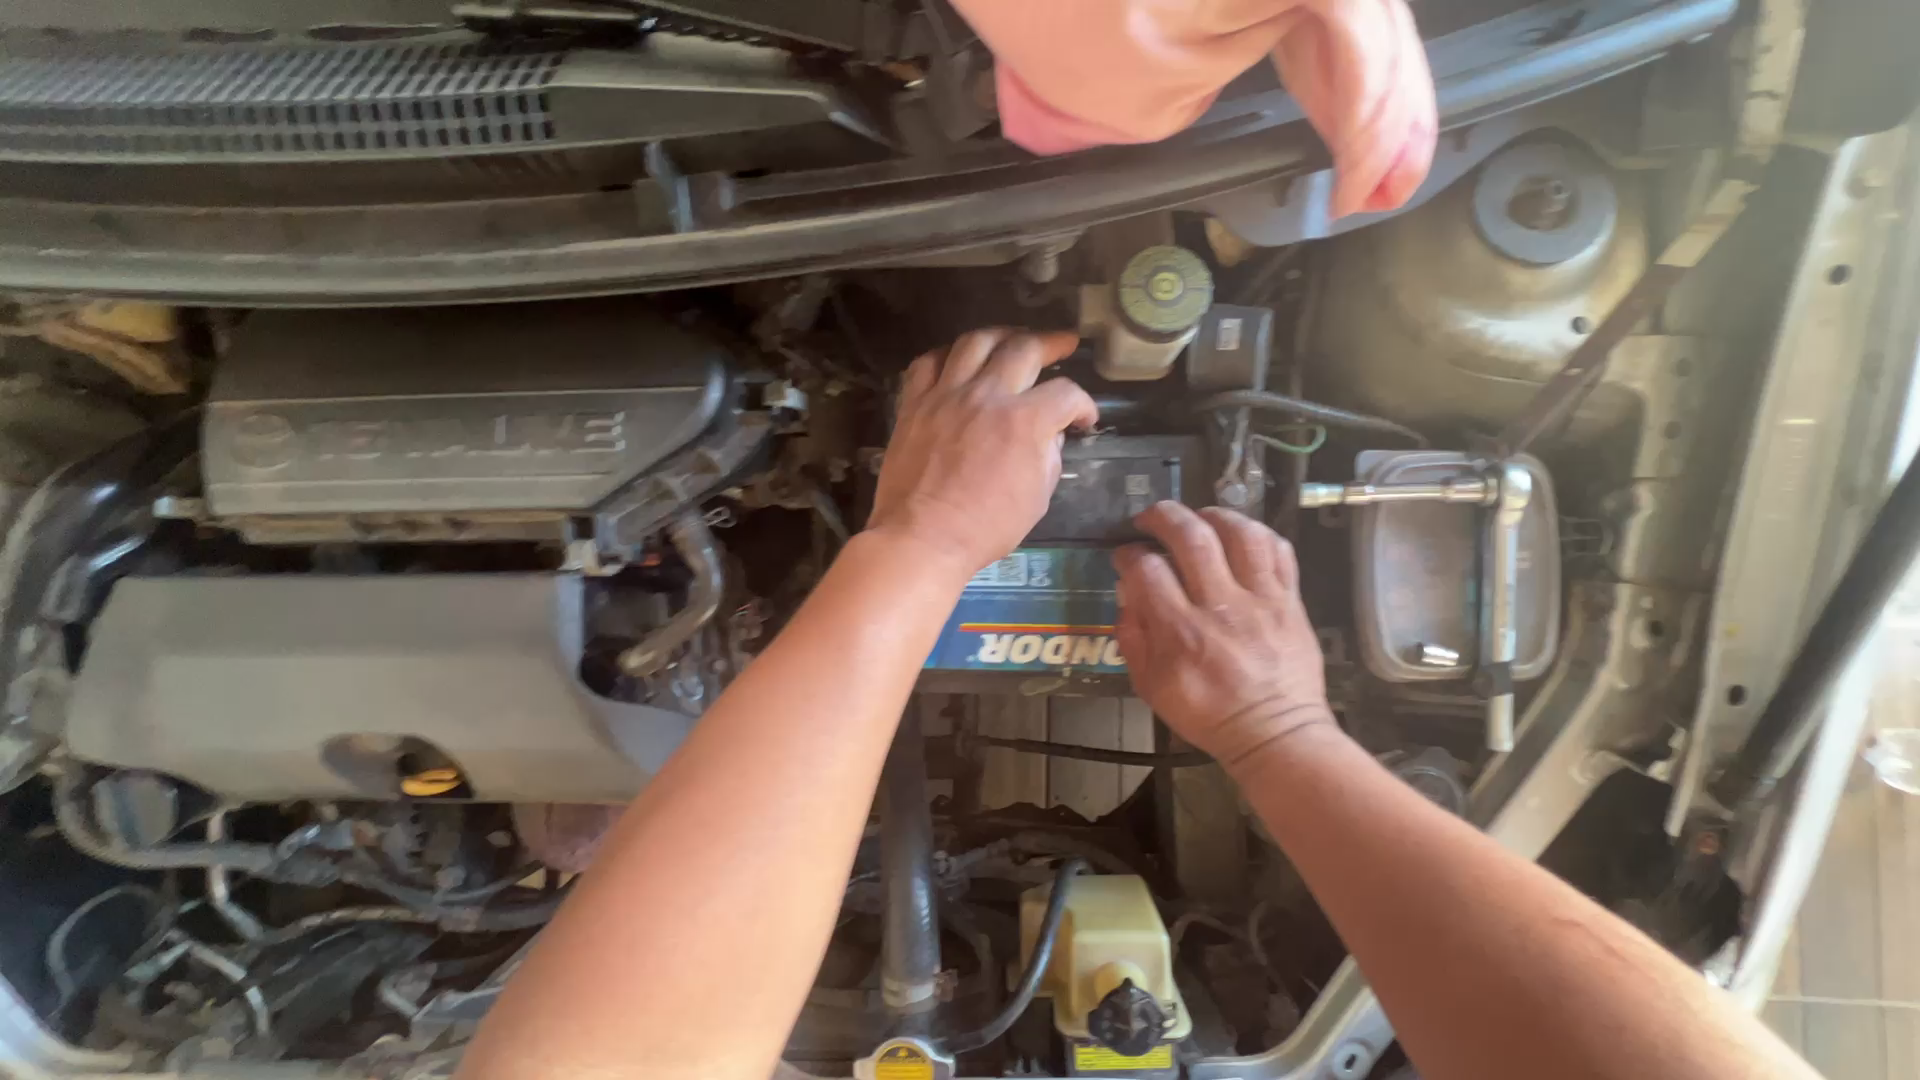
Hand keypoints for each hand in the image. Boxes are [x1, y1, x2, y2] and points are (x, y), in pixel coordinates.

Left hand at [869, 329, 1097, 572]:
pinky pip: (927, 363)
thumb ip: (1049, 458)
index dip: (1083, 405)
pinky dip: (946, 355)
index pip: (1066, 394)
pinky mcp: (914, 404)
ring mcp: (946, 395)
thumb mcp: (1037, 499)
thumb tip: (1050, 437)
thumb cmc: (985, 527)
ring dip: (1000, 335)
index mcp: (1024, 421)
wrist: (922, 538)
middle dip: (1051, 343)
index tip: (1084, 419)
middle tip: (1062, 344)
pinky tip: (957, 361)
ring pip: (975, 342)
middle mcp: (987, 396)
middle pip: (1024, 348)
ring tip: (1011, 339)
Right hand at [1113, 502, 1337, 767]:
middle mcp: (1221, 608)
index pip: (1147, 569)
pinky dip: (1254, 532)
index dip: (1128, 554)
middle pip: (1192, 537)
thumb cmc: (1206, 713)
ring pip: (1240, 533)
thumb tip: (1128, 592)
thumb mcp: (1149, 686)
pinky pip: (1278, 550)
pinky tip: (1236, 536)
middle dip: (1163, 517)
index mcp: (1181, 633)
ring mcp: (1262, 601)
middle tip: (1149, 519)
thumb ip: (1133, 637)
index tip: (1124, 556)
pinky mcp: (1290, 600)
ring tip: (1195, 518)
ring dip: (1211, 515)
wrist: (1275, 734)